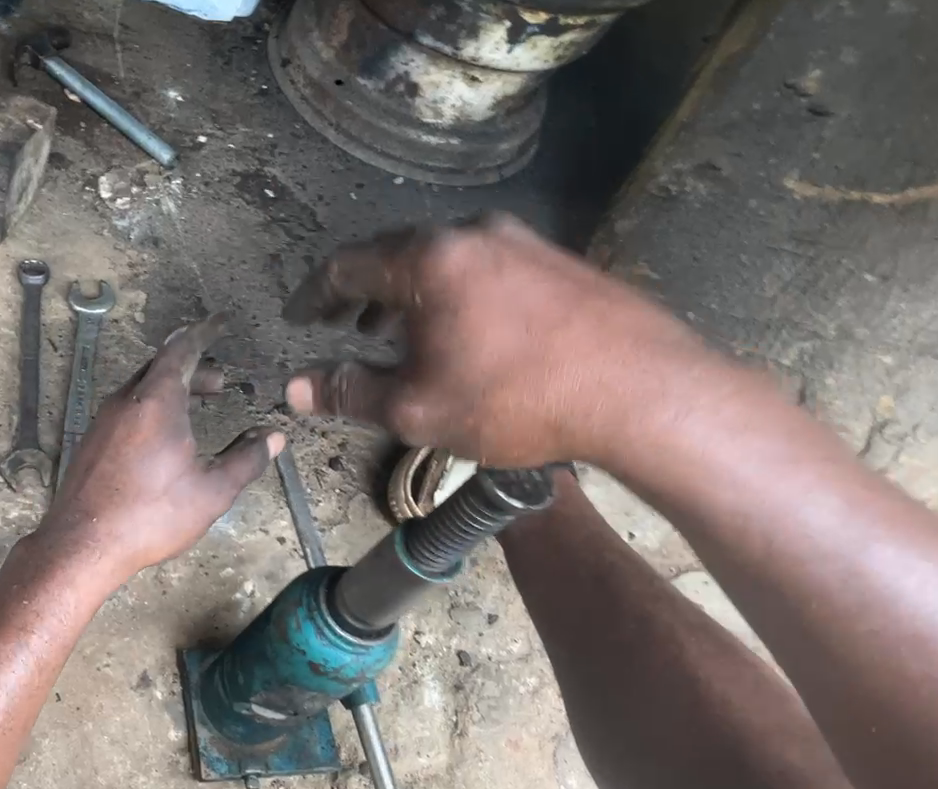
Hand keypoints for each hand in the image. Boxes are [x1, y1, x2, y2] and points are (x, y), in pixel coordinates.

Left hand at [42, 314, 283, 582]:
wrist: (83, 544)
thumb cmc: (151, 516)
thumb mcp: (211, 492)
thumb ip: (246, 460)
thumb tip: (273, 437)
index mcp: (157, 402)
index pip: (182, 350)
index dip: (204, 332)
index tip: (220, 322)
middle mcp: (126, 402)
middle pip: (160, 367)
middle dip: (192, 367)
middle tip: (219, 383)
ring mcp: (102, 422)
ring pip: (140, 390)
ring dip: (170, 390)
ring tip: (196, 408)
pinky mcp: (91, 443)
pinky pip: (126, 410)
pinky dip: (150, 409)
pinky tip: (162, 439)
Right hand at [282, 216, 714, 465]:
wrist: (642, 392)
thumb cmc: (515, 401)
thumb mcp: (416, 408)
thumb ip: (349, 392)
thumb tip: (295, 387)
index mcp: (429, 259)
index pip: (347, 265)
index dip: (313, 295)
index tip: (298, 319)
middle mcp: (472, 232)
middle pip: (393, 254)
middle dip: (357, 293)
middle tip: (337, 326)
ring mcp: (520, 240)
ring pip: (439, 260)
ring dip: (402, 294)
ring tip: (388, 333)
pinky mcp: (554, 260)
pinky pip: (478, 267)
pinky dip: (446, 294)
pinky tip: (453, 333)